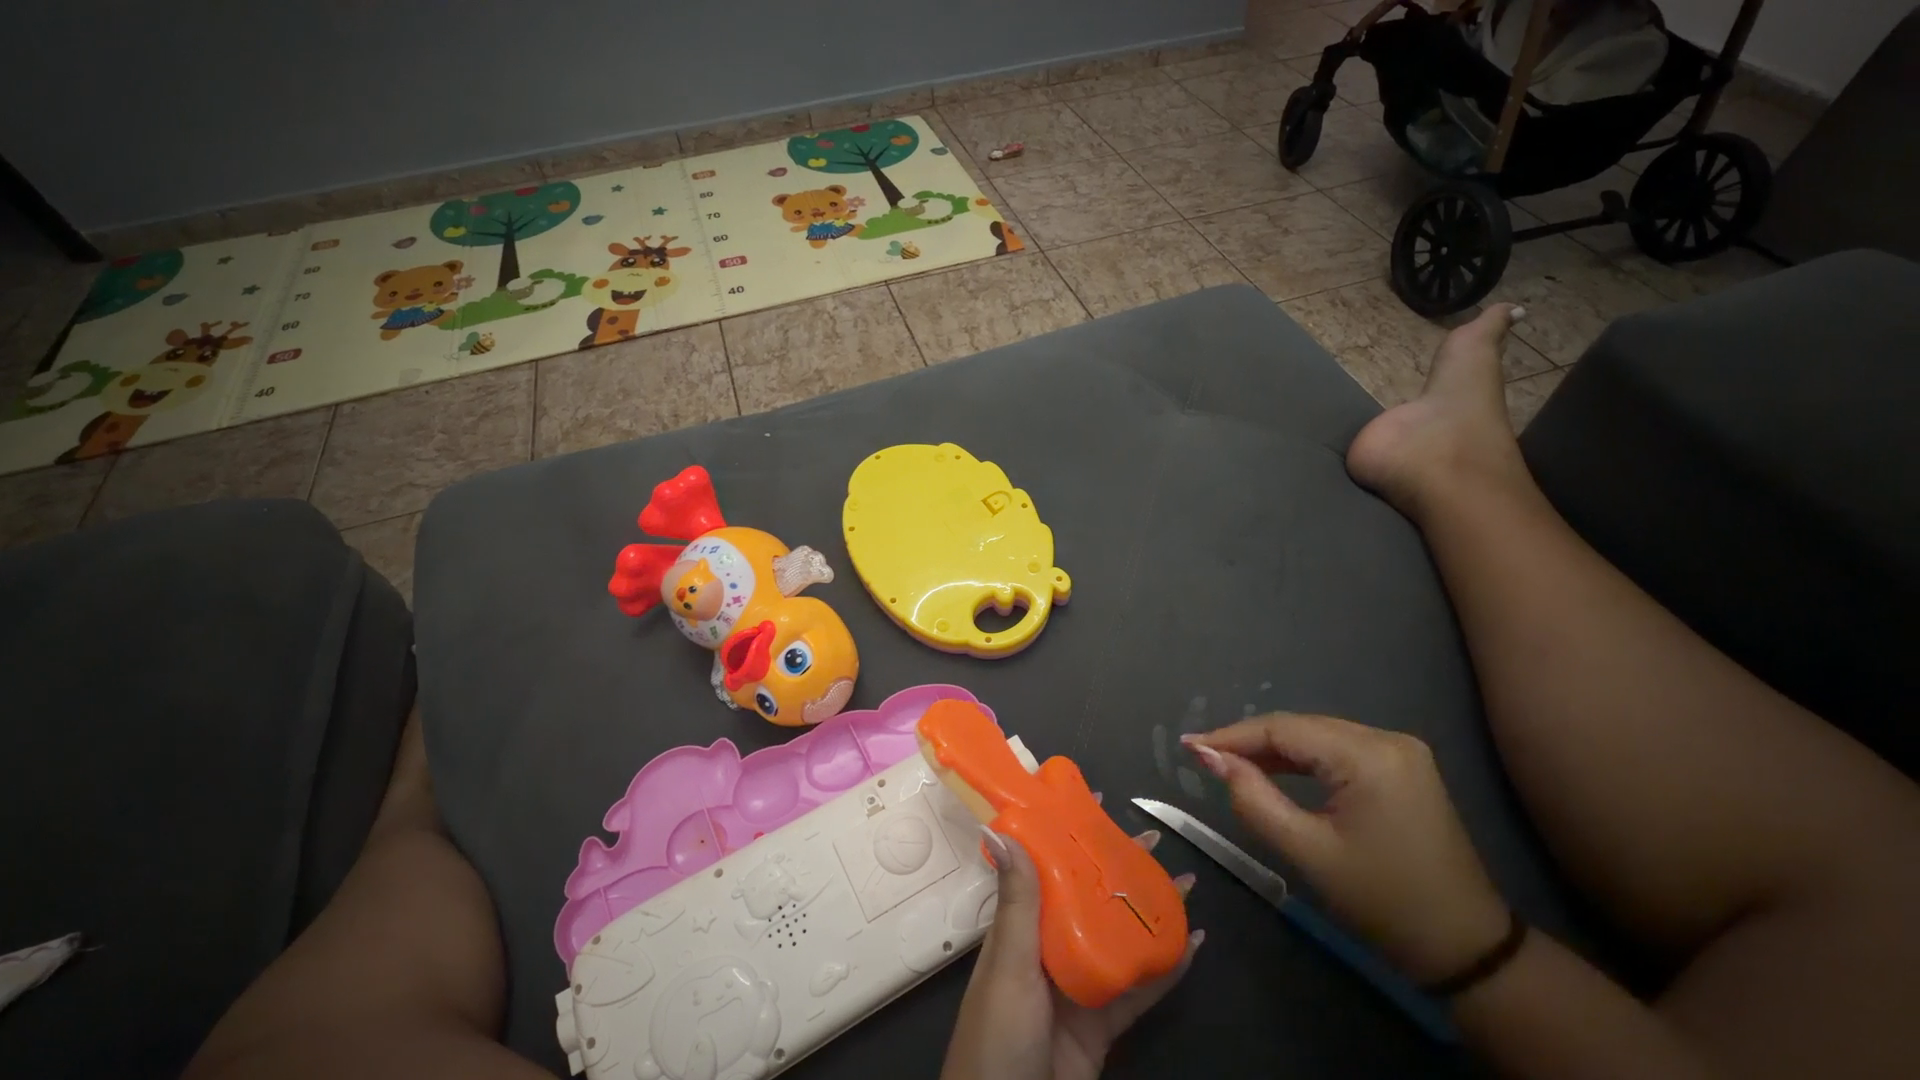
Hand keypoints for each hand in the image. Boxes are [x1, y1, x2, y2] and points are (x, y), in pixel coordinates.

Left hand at [939, 826, 1200, 1079]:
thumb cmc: (998, 1034)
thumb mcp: (1009, 965)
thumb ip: (1016, 903)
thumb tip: (1000, 831)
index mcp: (1020, 930)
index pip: (1047, 871)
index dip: (1070, 839)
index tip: (1097, 806)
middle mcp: (1049, 951)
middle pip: (1090, 901)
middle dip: (1121, 872)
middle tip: (1157, 843)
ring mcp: (1078, 988)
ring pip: (1120, 940)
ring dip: (1151, 913)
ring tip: (1187, 886)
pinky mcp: (1103, 1025)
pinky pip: (1139, 990)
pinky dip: (1167, 969)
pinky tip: (1194, 946)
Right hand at [1185, 714, 1507, 983]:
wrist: (1463, 944)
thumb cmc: (1382, 901)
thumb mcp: (1307, 852)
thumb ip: (1254, 799)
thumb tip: (1210, 758)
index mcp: (1369, 755)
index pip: (1285, 729)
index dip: (1232, 735)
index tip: (1187, 746)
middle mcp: (1388, 739)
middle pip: (1302, 727)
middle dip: (1250, 740)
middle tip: (1201, 756)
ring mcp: (1400, 752)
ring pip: (1319, 736)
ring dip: (1274, 750)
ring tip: (1227, 763)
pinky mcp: (1402, 768)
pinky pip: (1339, 751)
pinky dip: (1302, 761)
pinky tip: (1272, 771)